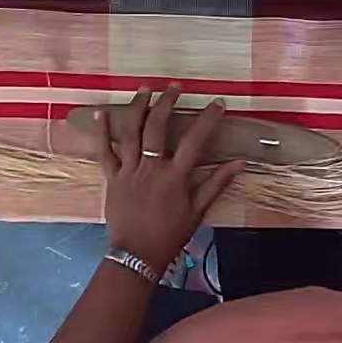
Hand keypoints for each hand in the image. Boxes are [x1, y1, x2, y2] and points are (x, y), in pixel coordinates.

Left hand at [97, 84, 244, 271]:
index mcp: (175, 177)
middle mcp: (151, 168)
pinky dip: (102, 132)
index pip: (195, 141)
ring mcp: (129, 171)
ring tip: (145, 89)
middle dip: (167, 104)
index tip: (217, 103)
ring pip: (131, 132)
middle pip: (158, 128)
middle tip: (174, 88)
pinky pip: (104, 151)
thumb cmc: (170, 234)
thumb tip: (239, 163)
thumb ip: (216, 184)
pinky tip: (102, 113)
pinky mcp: (112, 178)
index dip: (207, 119)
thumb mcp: (198, 211)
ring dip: (138, 108)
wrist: (137, 254)